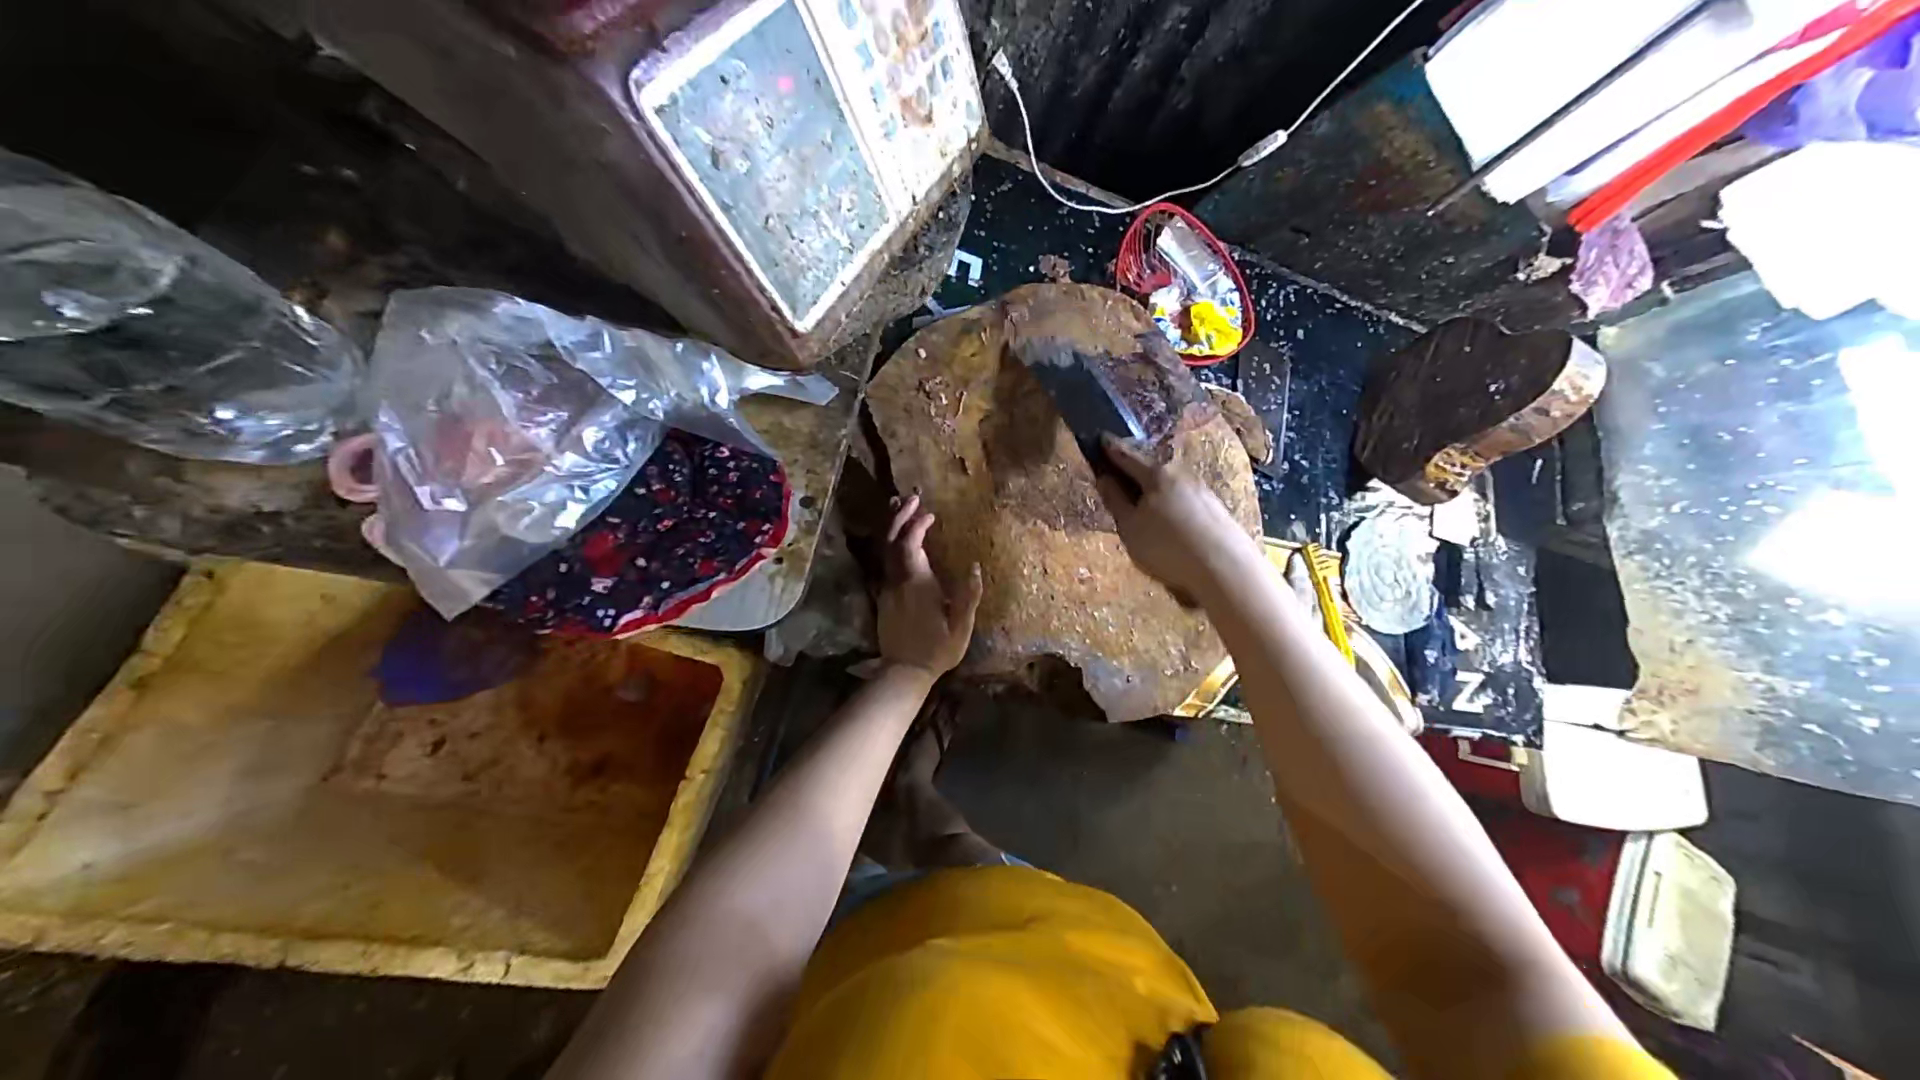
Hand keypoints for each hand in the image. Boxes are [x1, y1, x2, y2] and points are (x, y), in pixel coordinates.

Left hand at [877, 494, 983, 677]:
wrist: (904, 671)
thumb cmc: (937, 649)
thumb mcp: (961, 627)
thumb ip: (968, 596)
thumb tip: (975, 568)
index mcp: (917, 583)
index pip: (910, 543)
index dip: (917, 525)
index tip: (930, 515)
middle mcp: (897, 581)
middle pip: (891, 540)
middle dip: (900, 517)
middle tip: (911, 498)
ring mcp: (888, 588)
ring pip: (884, 550)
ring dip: (892, 527)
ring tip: (900, 509)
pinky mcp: (884, 597)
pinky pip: (884, 562)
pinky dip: (890, 545)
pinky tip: (898, 541)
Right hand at [1094, 435, 1257, 599]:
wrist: (1226, 569)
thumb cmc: (1167, 547)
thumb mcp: (1130, 527)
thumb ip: (1115, 501)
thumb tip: (1104, 478)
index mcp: (1156, 475)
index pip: (1128, 456)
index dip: (1112, 449)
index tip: (1101, 439)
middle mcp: (1182, 475)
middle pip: (1153, 470)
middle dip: (1137, 473)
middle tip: (1121, 481)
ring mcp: (1203, 491)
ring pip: (1172, 486)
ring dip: (1157, 492)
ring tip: (1146, 509)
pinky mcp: (1218, 510)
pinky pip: (1187, 501)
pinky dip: (1175, 506)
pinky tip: (1172, 525)